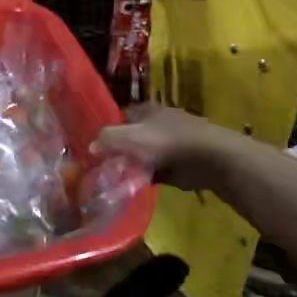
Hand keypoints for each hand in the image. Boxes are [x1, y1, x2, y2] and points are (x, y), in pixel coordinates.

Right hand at [92, 104, 250, 193]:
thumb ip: (107, 139)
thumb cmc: (166, 142)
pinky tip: (135, 186)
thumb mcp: (130, 137)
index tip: (94, 147)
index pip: (120, 116)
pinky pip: (155, 169)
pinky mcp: (177, 162)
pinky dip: (146, 176)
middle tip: (101, 166)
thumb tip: (90, 146)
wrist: (206, 158)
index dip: (107, 130)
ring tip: (113, 179)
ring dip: (132, 165)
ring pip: (143, 154)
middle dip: (119, 149)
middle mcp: (157, 123)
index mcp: (146, 110)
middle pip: (131, 136)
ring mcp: (169, 142)